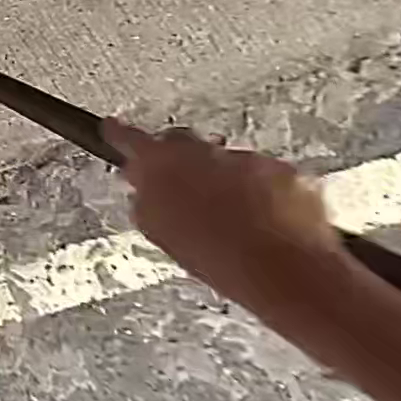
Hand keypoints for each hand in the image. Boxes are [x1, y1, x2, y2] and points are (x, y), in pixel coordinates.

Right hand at [103, 120, 348, 311]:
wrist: (284, 272)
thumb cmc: (211, 252)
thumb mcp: (153, 224)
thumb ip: (143, 193)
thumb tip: (145, 184)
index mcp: (155, 160)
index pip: (125, 135)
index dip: (116, 132)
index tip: (112, 127)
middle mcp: (198, 151)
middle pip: (181, 141)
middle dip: (180, 158)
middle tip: (185, 186)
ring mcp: (245, 159)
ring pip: (227, 159)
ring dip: (225, 177)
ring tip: (234, 214)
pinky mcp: (288, 172)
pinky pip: (268, 173)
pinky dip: (265, 189)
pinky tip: (266, 217)